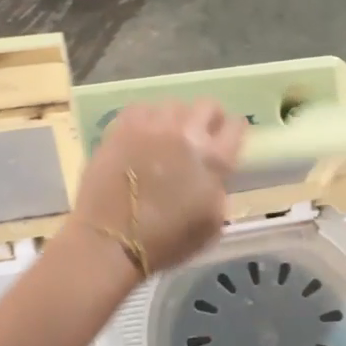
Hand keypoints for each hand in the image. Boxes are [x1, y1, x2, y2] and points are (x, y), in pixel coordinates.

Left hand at [72, 100, 243, 275]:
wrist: (110, 241)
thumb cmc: (166, 242)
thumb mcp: (212, 224)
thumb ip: (219, 191)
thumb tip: (213, 177)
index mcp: (214, 159)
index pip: (235, 126)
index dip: (234, 131)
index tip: (228, 139)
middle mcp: (186, 133)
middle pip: (207, 105)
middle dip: (209, 118)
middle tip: (201, 135)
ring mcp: (152, 126)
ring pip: (173, 104)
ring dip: (176, 118)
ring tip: (168, 136)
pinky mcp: (121, 127)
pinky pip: (141, 109)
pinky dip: (147, 119)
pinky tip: (142, 135)